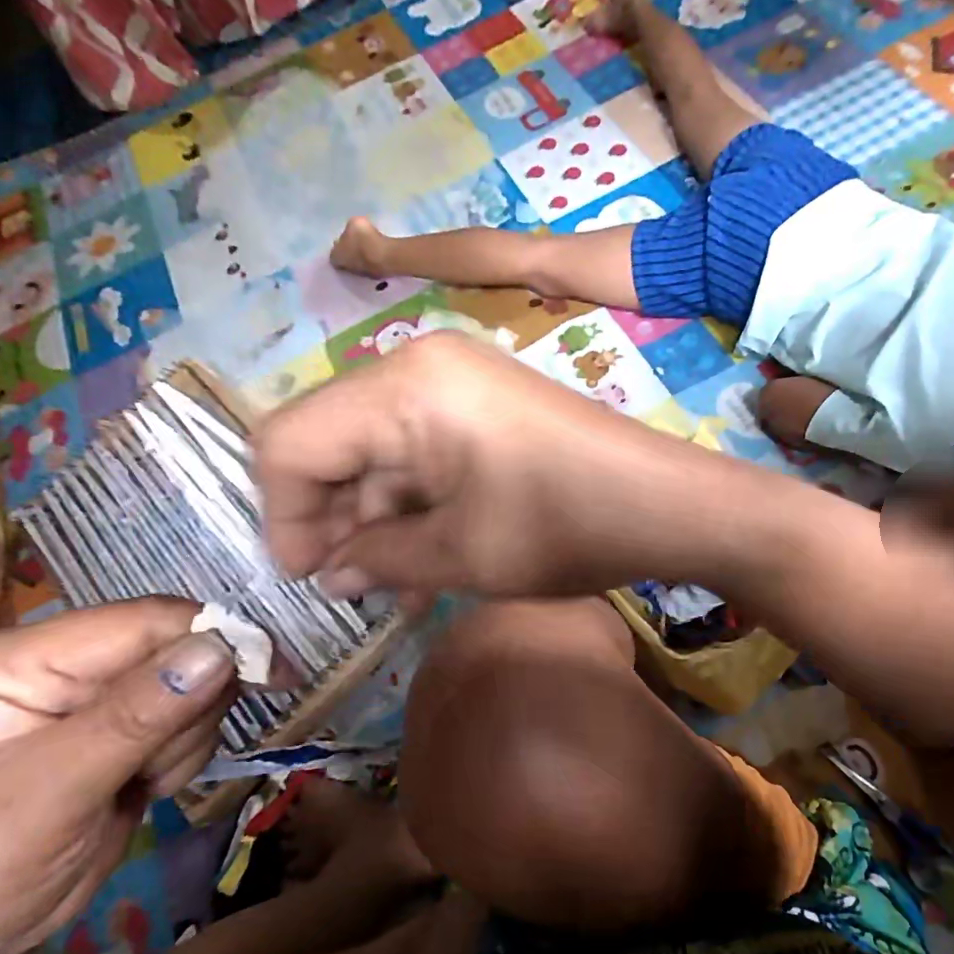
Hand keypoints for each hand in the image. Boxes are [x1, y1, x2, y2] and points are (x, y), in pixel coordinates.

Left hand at [0, 599, 238, 953]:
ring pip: (189, 688)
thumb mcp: (38, 800)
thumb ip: (132, 718)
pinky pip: (182, 725)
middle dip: (189, 705)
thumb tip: (221, 648)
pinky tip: (140, 792)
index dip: (212, 637)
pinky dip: (180, 759)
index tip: (276, 671)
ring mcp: (83, 709)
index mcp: (10, 664)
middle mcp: (52, 673)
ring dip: (185, 739)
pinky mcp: (111, 743)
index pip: (139, 621)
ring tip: (137, 788)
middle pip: (173, 650)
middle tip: (158, 766)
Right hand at [256, 331, 767, 600]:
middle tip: (349, 586)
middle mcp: (420, 365)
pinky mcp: (488, 406)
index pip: (290, 441)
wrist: (670, 505)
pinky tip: (427, 564)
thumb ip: (377, 559)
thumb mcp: (460, 555)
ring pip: (382, 453)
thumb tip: (331, 570)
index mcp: (402, 386)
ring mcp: (459, 381)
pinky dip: (418, 504)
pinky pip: (427, 452)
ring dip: (379, 520)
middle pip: (334, 441)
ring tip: (392, 588)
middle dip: (333, 519)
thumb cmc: (564, 526)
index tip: (308, 577)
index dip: (283, 515)